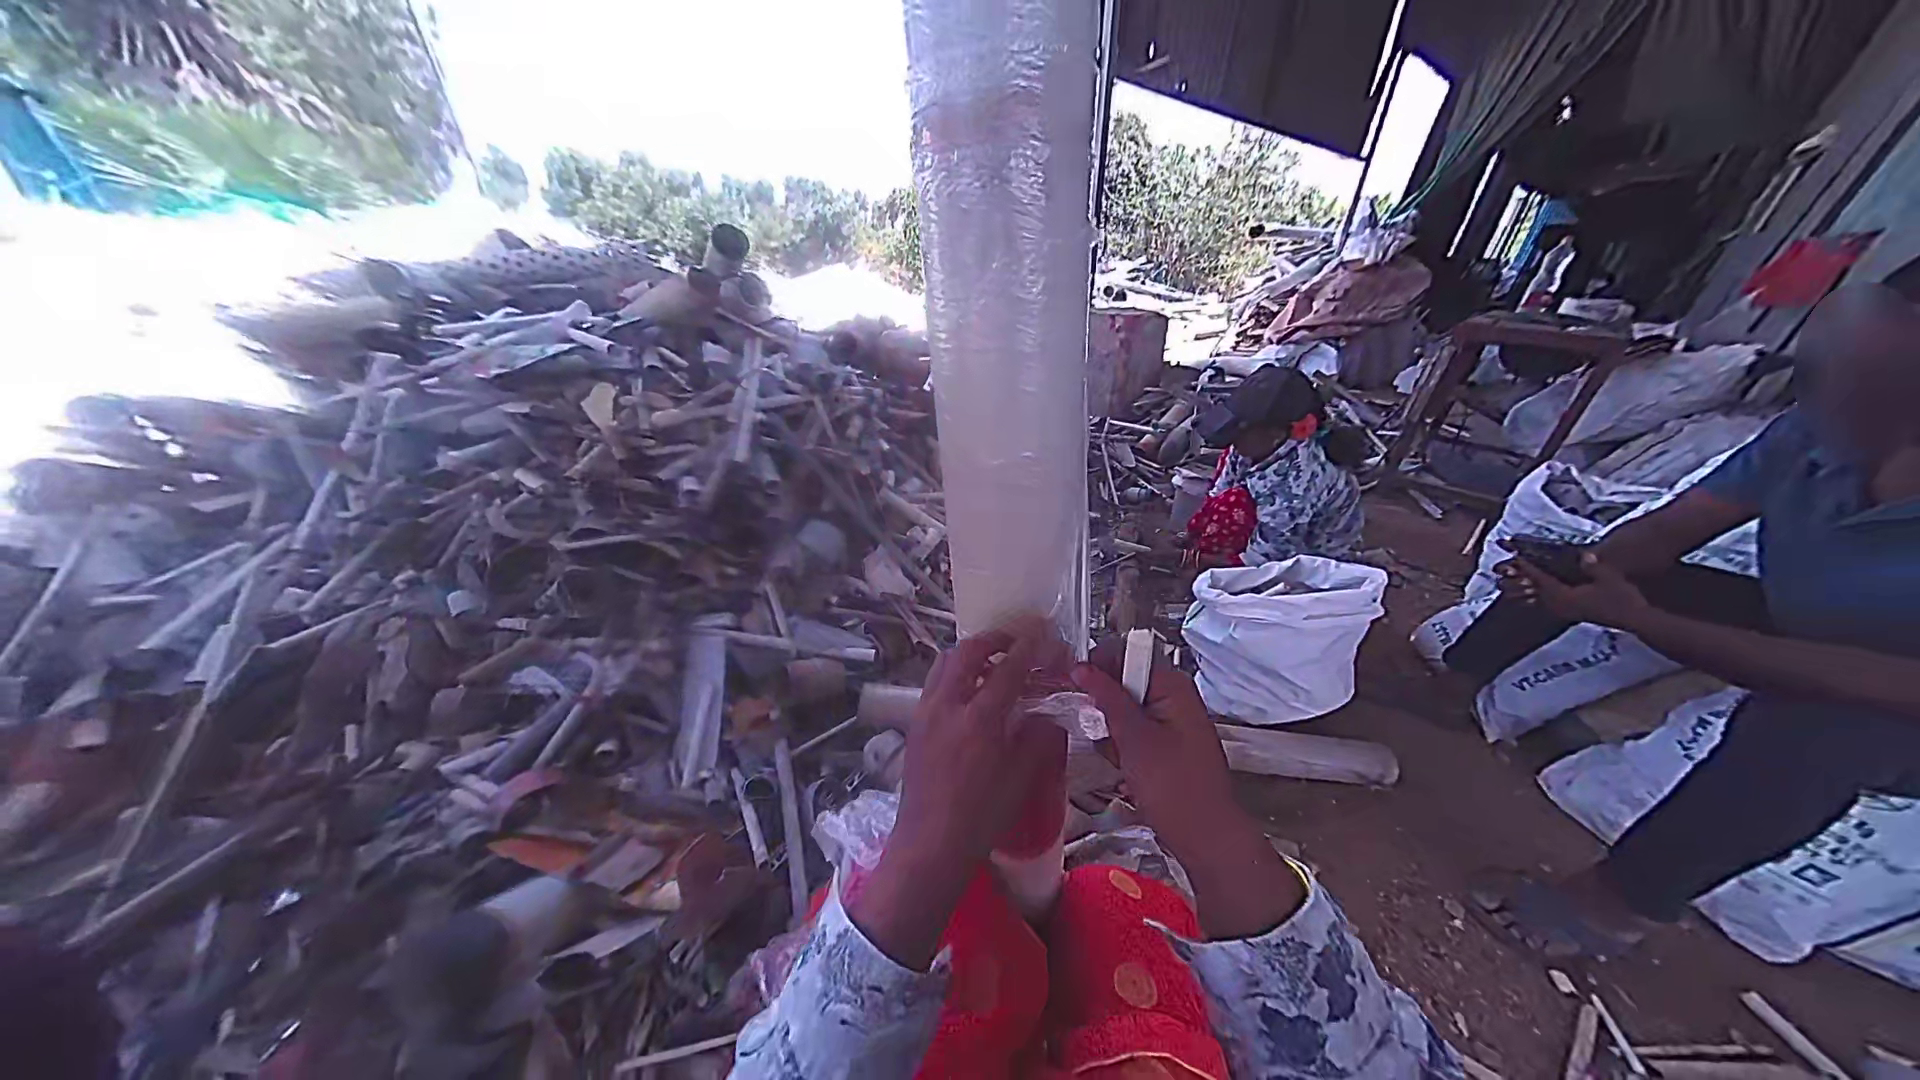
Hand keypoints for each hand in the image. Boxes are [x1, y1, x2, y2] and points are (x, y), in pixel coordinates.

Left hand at [849, 616, 1066, 967]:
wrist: (929, 845)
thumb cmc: (980, 817)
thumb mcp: (1020, 779)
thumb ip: (1037, 739)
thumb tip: (1047, 715)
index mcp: (978, 719)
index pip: (1007, 669)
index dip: (1027, 649)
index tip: (1042, 636)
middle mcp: (947, 706)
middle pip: (966, 652)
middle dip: (992, 640)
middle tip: (1013, 642)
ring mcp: (925, 713)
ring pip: (944, 663)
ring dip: (969, 654)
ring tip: (990, 664)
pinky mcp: (914, 725)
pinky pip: (934, 684)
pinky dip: (953, 674)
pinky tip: (968, 694)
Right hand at [1071, 640, 1235, 846]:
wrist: (1205, 838)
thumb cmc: (1171, 784)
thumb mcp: (1133, 736)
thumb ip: (1106, 696)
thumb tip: (1080, 666)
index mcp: (1172, 685)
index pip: (1127, 654)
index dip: (1098, 664)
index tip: (1073, 683)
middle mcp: (1174, 696)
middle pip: (1124, 681)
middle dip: (1104, 703)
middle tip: (1095, 726)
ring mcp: (1171, 722)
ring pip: (1125, 709)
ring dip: (1111, 728)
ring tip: (1114, 753)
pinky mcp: (1166, 745)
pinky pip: (1134, 731)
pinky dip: (1122, 744)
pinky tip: (1122, 765)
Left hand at [1501, 552, 1653, 629]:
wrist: (1635, 620)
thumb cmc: (1622, 598)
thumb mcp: (1610, 579)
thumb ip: (1594, 567)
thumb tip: (1584, 554)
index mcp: (1564, 596)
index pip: (1540, 579)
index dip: (1528, 568)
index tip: (1516, 558)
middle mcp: (1558, 604)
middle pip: (1531, 589)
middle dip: (1518, 579)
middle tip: (1504, 569)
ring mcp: (1562, 611)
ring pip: (1535, 598)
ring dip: (1523, 589)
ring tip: (1510, 581)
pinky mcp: (1568, 614)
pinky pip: (1544, 604)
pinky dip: (1535, 596)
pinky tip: (1530, 594)